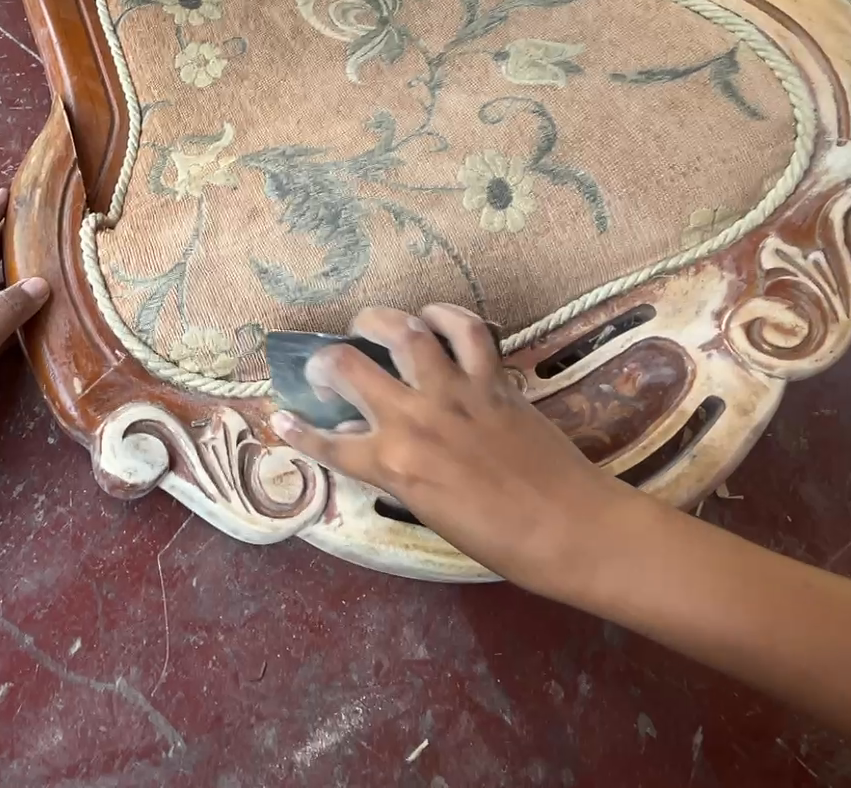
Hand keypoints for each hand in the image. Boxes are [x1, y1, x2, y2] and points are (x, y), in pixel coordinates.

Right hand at [270, 304, 656, 596]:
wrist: (571, 530)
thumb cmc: (497, 537)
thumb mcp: (426, 509)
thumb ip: (389, 469)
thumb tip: (363, 439)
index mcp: (394, 464)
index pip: (329, 444)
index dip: (297, 431)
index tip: (280, 417)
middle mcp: (413, 419)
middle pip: (348, 369)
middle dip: (324, 360)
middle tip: (327, 364)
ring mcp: (453, 393)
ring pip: (402, 333)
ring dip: (377, 321)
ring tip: (368, 324)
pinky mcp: (491, 379)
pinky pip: (466, 330)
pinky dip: (445, 315)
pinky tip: (432, 316)